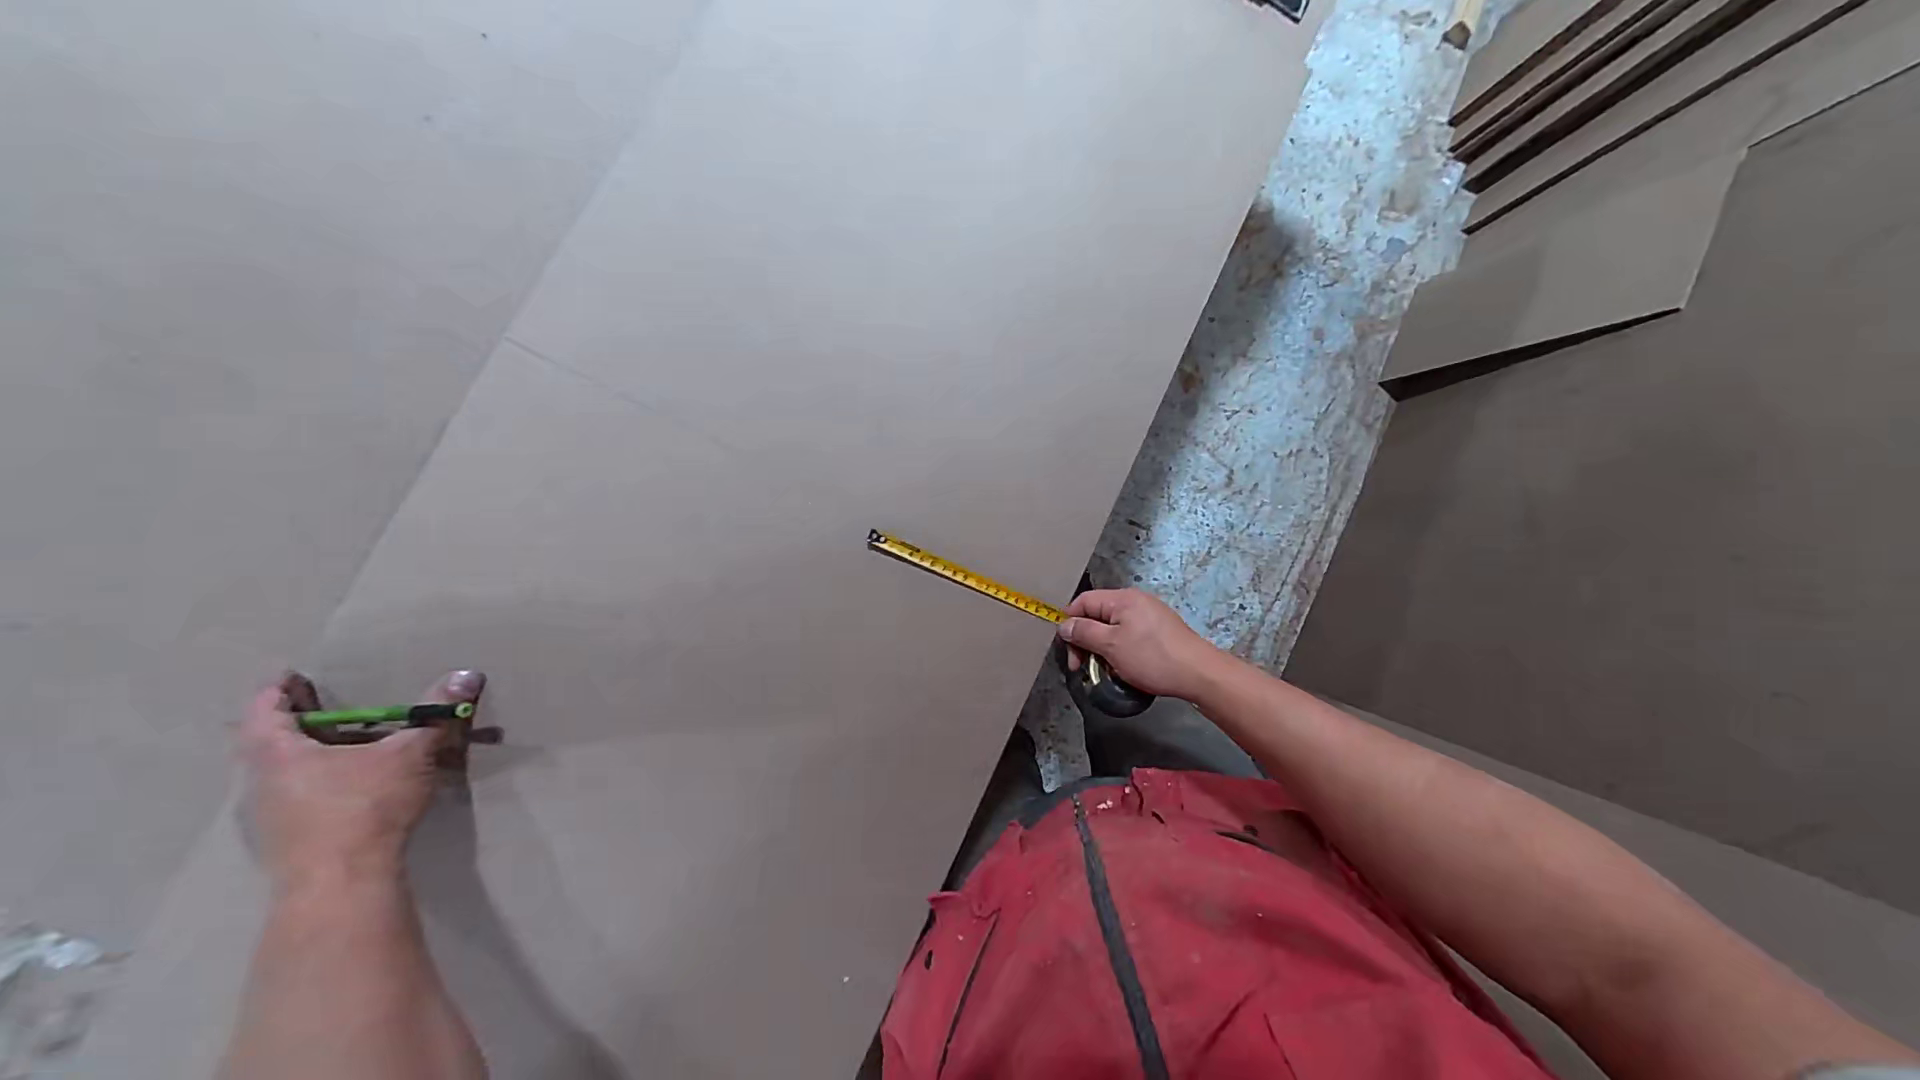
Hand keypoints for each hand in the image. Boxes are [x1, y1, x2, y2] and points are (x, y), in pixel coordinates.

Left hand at [238, 670, 483, 887]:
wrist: (342, 882)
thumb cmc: (365, 805)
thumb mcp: (411, 752)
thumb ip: (436, 713)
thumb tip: (467, 674)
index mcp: (278, 753)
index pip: (263, 710)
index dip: (278, 690)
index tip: (293, 676)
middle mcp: (262, 781)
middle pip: (267, 742)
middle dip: (294, 722)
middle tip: (324, 706)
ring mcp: (269, 815)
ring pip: (281, 773)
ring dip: (305, 755)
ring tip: (342, 743)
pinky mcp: (287, 840)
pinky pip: (296, 797)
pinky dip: (317, 782)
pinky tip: (349, 784)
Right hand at [1056, 588, 1226, 702]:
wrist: (1198, 674)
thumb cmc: (1152, 657)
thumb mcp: (1111, 645)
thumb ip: (1084, 632)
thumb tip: (1064, 625)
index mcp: (1122, 598)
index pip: (1083, 602)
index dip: (1069, 623)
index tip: (1067, 649)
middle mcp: (1135, 601)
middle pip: (1097, 615)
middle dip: (1085, 640)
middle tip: (1081, 666)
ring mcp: (1149, 616)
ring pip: (1112, 628)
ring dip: (1101, 648)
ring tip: (1104, 669)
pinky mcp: (1158, 631)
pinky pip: (1128, 636)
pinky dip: (1119, 650)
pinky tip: (1122, 667)